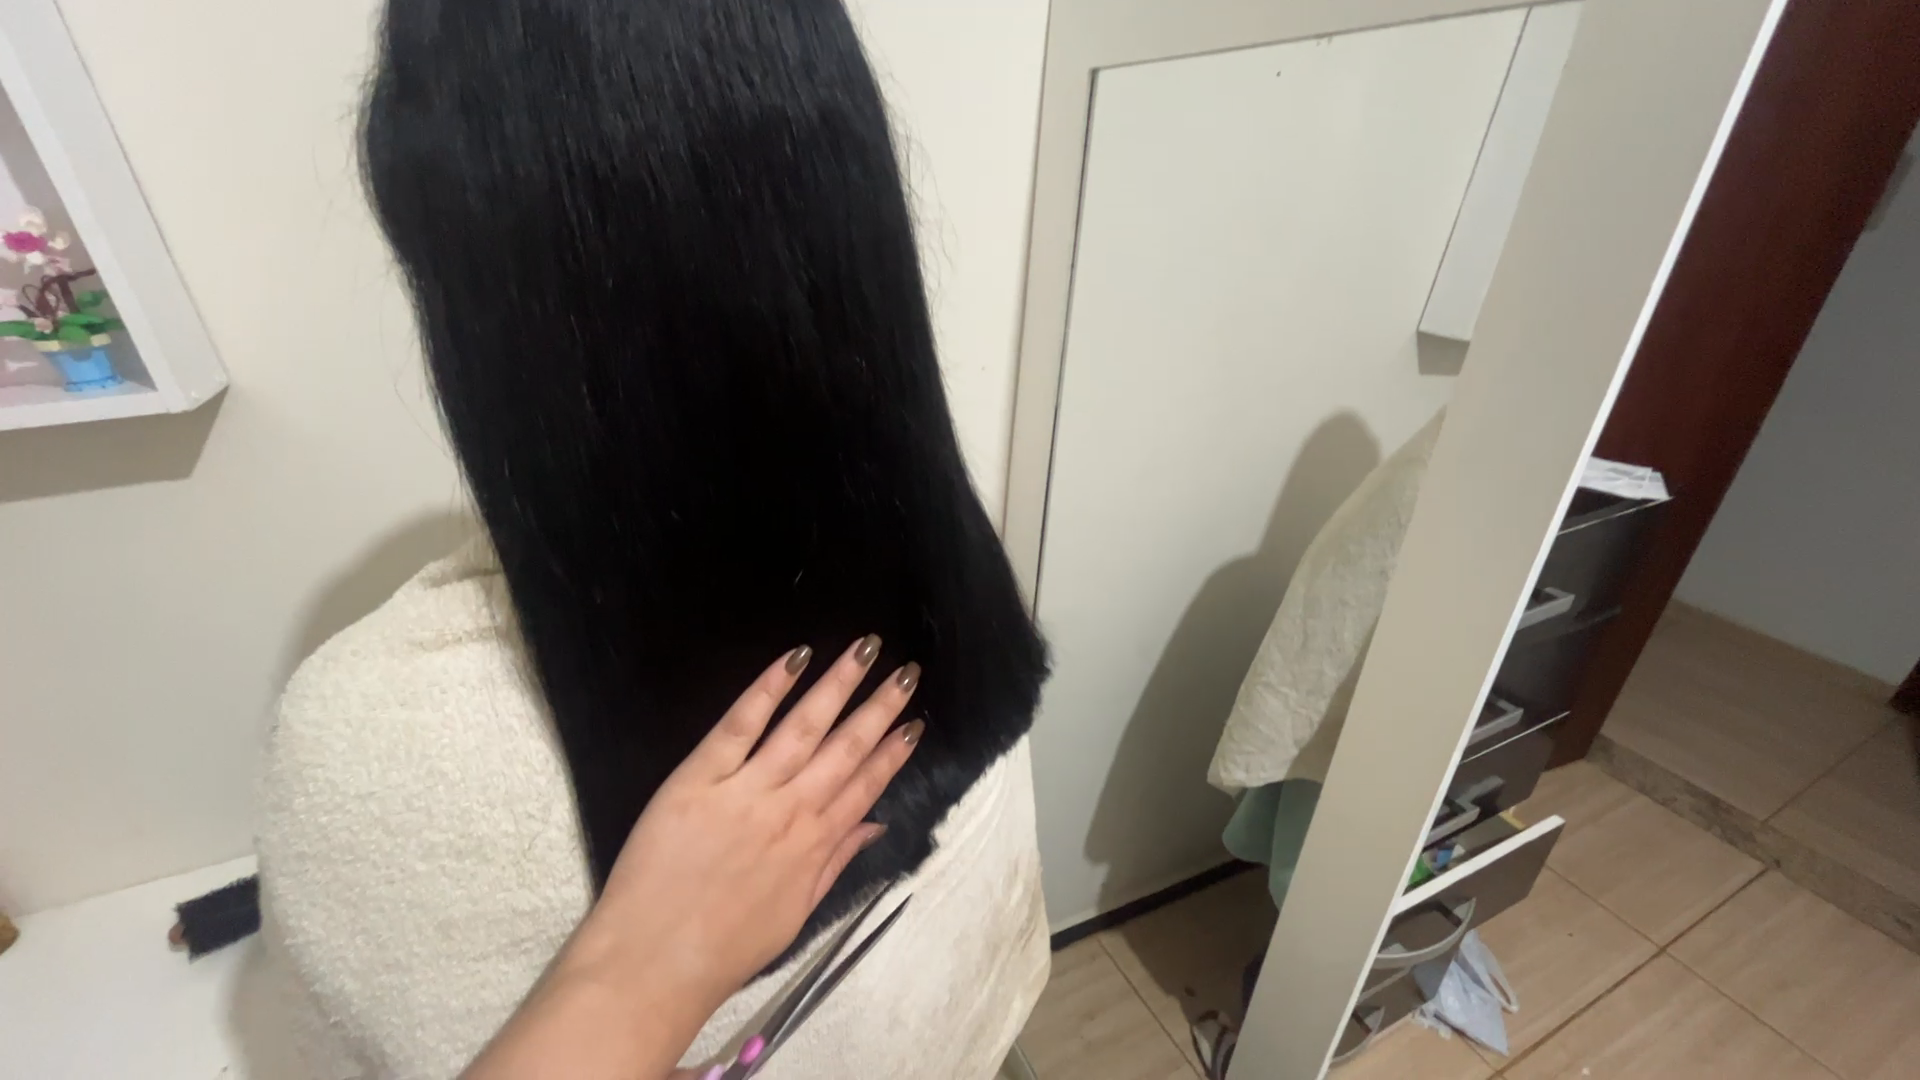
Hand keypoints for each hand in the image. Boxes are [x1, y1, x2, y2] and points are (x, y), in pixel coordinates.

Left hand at [580, 633, 923, 1000]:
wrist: (650, 967)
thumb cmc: (724, 947)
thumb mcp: (796, 914)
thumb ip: (837, 862)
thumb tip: (876, 825)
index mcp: (814, 844)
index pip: (865, 786)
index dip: (893, 752)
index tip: (915, 722)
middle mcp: (790, 810)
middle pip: (845, 748)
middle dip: (880, 706)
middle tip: (908, 670)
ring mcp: (746, 790)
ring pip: (803, 727)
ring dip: (839, 684)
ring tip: (866, 650)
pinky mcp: (699, 778)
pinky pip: (739, 726)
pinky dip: (767, 689)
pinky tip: (794, 659)